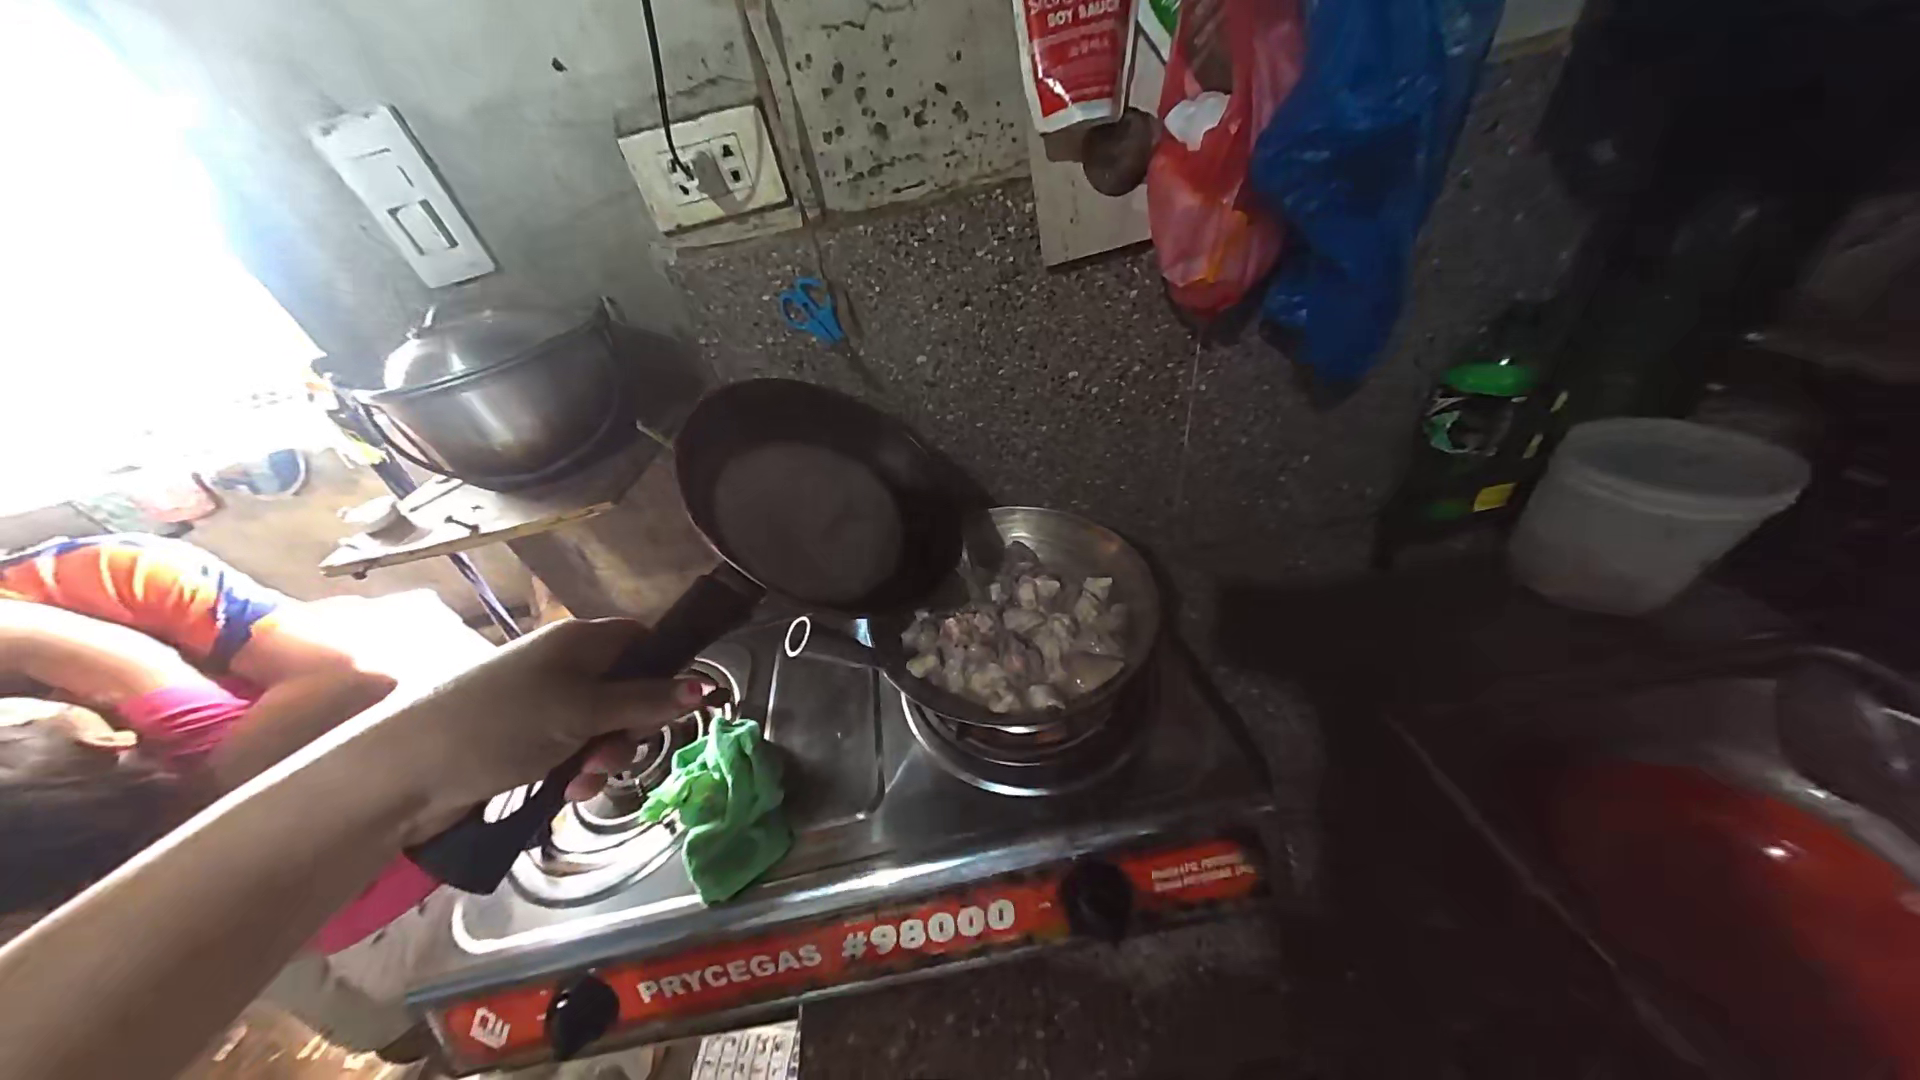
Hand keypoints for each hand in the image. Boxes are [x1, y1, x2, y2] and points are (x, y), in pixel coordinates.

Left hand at [340, 618, 705, 842]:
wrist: (401, 775)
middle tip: (616, 751)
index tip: (673, 705)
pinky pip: (574, 750)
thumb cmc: (502, 724)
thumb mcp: (585, 710)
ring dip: (605, 757)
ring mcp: (543, 705)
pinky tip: (564, 791)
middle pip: (628, 691)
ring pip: (603, 727)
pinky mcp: (525, 741)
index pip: (642, 642)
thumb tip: (707, 686)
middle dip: (631, 728)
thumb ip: (648, 700)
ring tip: (582, 780)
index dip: (664, 669)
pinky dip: (577, 771)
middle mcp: (565, 667)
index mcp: (580, 642)